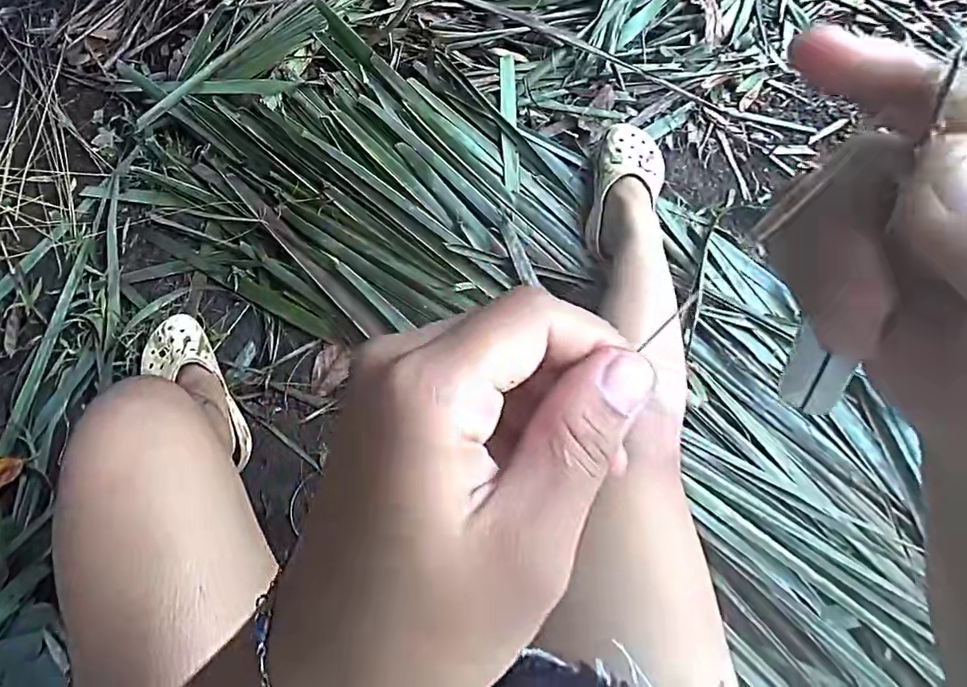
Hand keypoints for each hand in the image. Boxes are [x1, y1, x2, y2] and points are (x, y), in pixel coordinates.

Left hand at [264, 287, 658, 686]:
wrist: (332, 662)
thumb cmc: (431, 624)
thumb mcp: (528, 542)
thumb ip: (580, 440)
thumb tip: (630, 364)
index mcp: (424, 383)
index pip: (531, 313)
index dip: (595, 342)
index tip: (634, 402)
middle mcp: (391, 355)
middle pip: (507, 326)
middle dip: (568, 374)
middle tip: (608, 457)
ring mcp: (378, 372)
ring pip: (487, 346)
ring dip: (539, 392)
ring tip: (571, 470)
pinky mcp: (378, 393)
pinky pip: (457, 370)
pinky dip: (502, 403)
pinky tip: (521, 463)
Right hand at [766, 26, 966, 494]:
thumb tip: (943, 162)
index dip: (893, 77)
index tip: (812, 52)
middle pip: (878, 157)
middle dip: (851, 235)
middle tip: (858, 308)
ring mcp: (927, 215)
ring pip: (828, 199)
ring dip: (831, 271)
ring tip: (858, 332)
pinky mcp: (871, 248)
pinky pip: (806, 237)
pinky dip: (814, 284)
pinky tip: (853, 331)